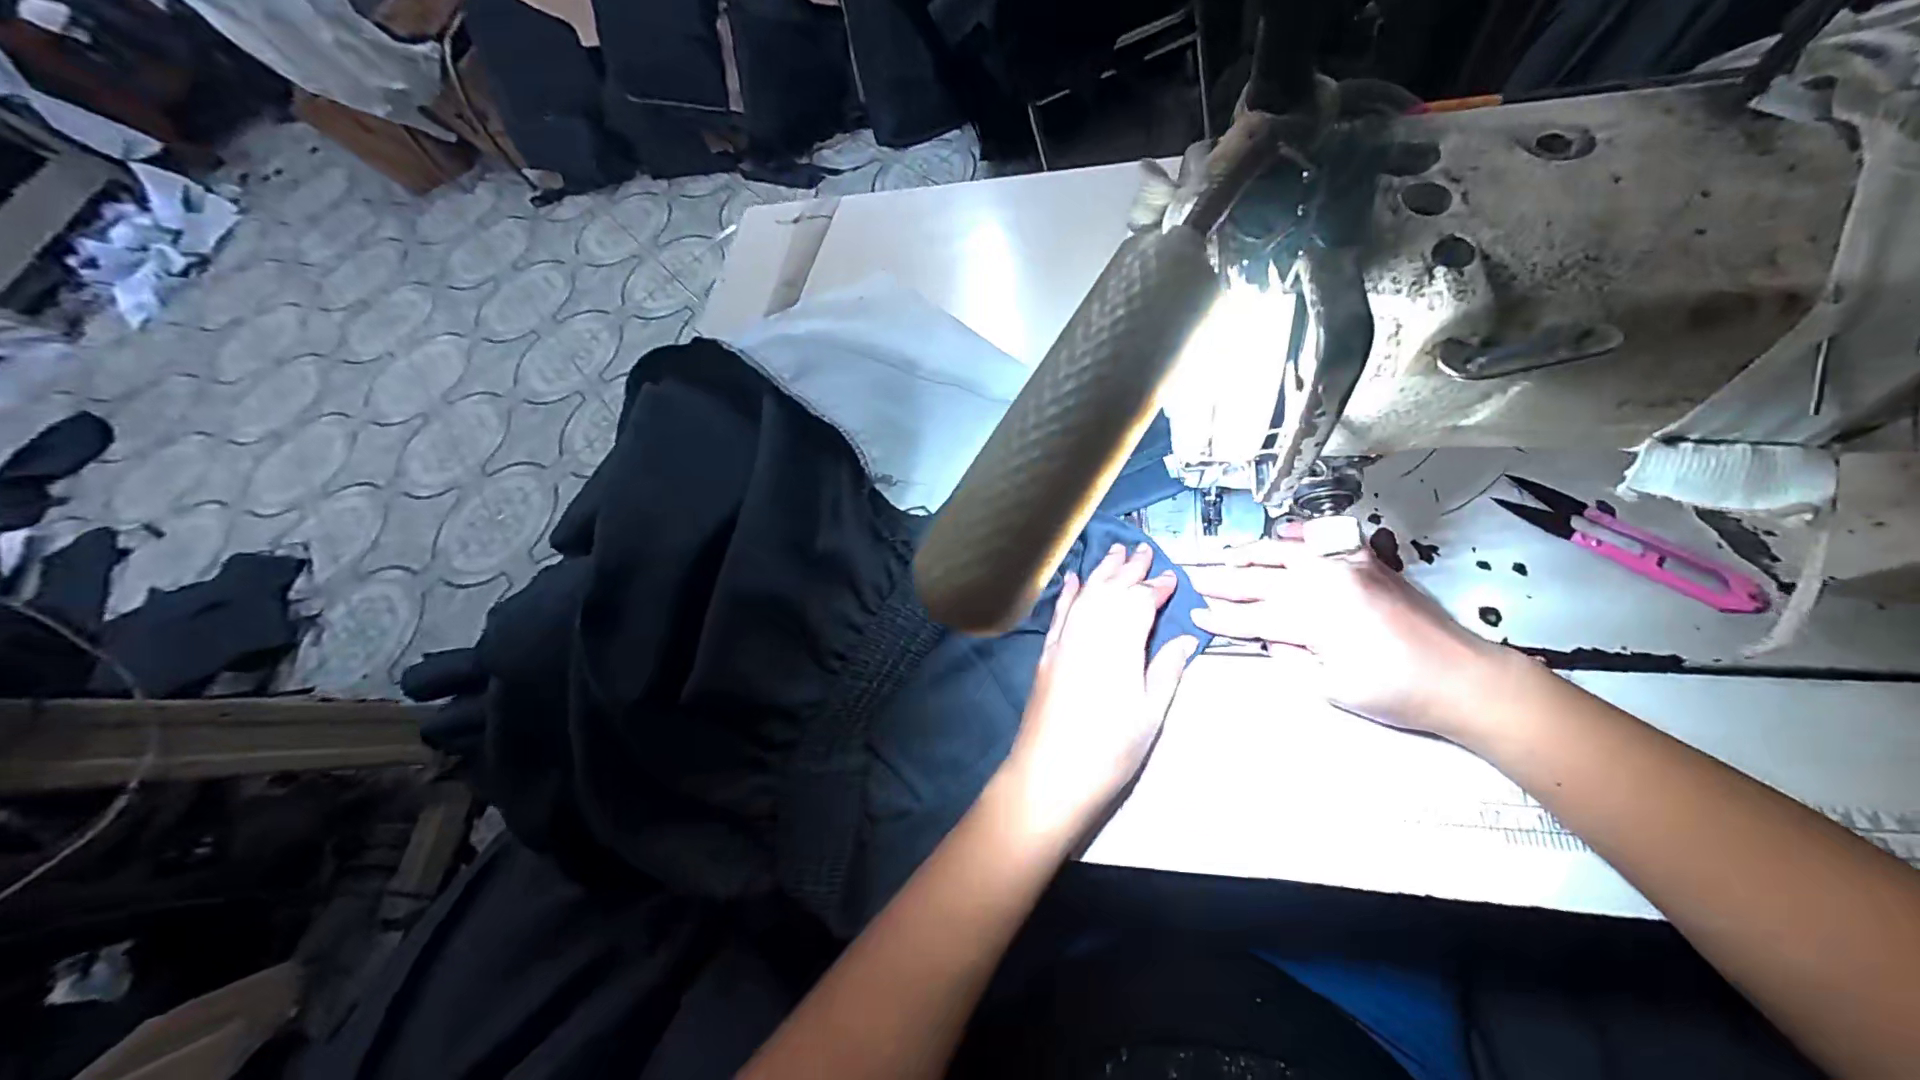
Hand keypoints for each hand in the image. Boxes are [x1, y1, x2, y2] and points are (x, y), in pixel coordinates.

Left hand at [1001, 542, 1199, 836]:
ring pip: (1085, 595)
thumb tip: (1185, 639)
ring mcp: (1063, 642)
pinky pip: (1059, 614)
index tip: (1170, 577)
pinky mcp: (1046, 654)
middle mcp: (1088, 634)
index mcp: (1119, 646)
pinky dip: (1068, 593)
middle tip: (1142, 550)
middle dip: (1128, 569)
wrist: (1048, 775)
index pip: (1139, 603)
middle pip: (1110, 591)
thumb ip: (1166, 670)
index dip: (1155, 587)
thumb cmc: (1107, 751)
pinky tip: (1074, 580)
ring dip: (1101, 572)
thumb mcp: (1150, 715)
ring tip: (1114, 552)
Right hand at [1185, 537, 1510, 737]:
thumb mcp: (1330, 685)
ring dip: (1249, 554)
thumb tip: (1267, 636)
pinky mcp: (1367, 560)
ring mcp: (1346, 565)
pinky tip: (1283, 531)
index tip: (1195, 612)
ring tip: (1223, 555)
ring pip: (1283, 552)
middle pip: (1258, 580)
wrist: (1462, 676)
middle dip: (1220, 581)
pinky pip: (1325, 537)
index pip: (1250, 616)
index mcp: (1313, 616)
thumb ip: (1289, 654)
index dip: (1220, 617)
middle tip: (1191, 577)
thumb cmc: (1397, 691)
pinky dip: (1300, 532)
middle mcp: (1324, 581)